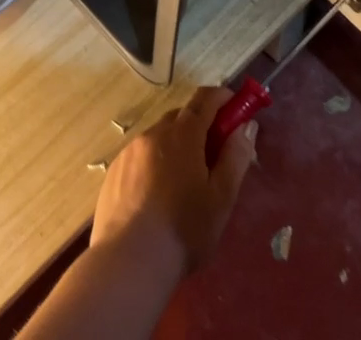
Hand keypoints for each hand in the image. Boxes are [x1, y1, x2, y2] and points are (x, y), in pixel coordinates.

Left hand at [91, 85, 259, 274]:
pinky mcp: (113, 173)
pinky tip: (158, 195)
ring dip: (176, 145)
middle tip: (215, 154)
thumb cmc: (184, 229)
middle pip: (181, 116)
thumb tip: (247, 125)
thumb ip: (236, 156)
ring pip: (159, 137)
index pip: (205, 99)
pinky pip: (140, 157)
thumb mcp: (221, 196)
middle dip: (201, 125)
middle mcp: (153, 135)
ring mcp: (129, 153)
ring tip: (185, 181)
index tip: (236, 107)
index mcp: (182, 135)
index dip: (223, 98)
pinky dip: (155, 163)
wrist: (129, 262)